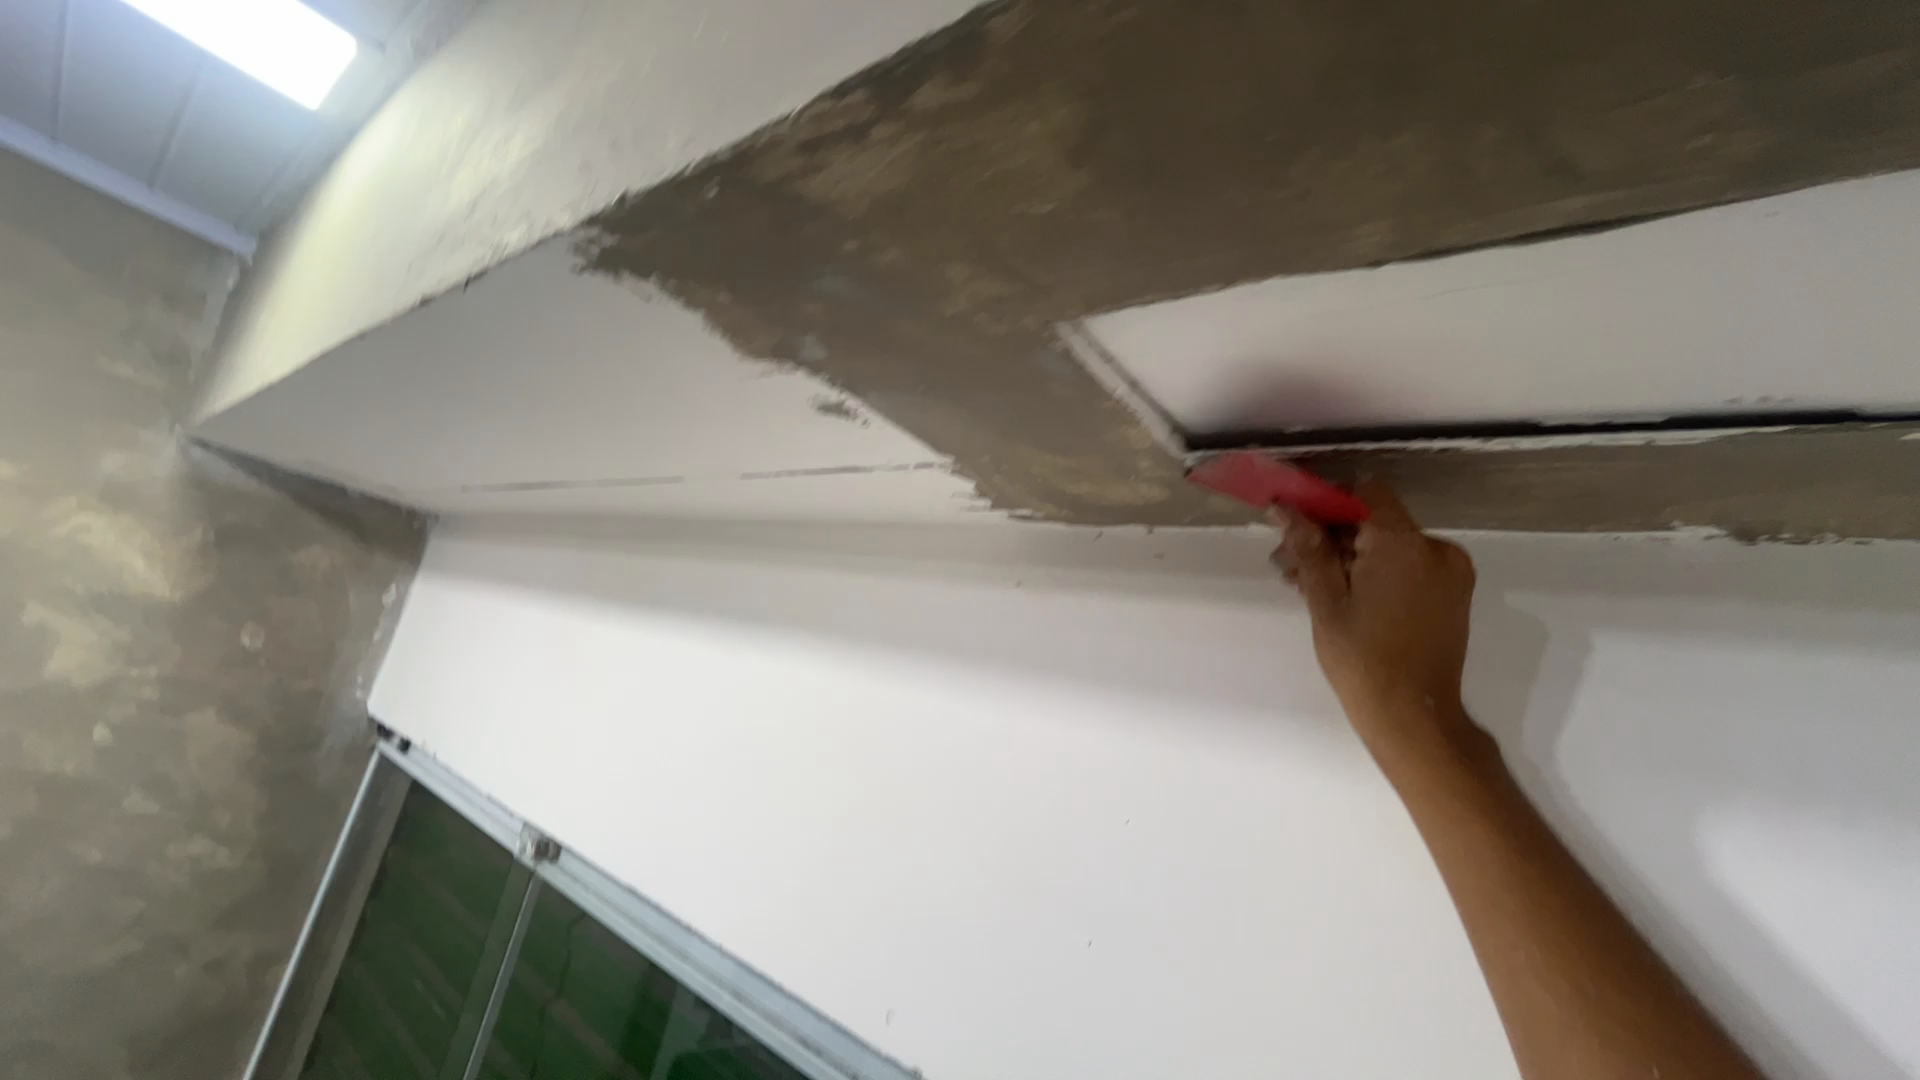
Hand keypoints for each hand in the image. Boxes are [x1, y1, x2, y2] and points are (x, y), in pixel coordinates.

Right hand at [1273, 480, 1477, 754]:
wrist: (1412, 716)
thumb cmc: (1361, 658)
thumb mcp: (1325, 599)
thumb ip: (1308, 547)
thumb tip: (1284, 508)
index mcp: (1405, 544)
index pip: (1365, 494)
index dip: (1327, 502)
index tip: (1294, 524)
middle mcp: (1436, 549)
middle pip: (1376, 522)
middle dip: (1331, 536)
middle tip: (1290, 563)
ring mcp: (1449, 573)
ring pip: (1389, 547)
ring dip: (1349, 557)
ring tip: (1308, 584)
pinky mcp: (1450, 595)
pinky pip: (1406, 567)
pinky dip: (1374, 573)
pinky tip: (1340, 596)